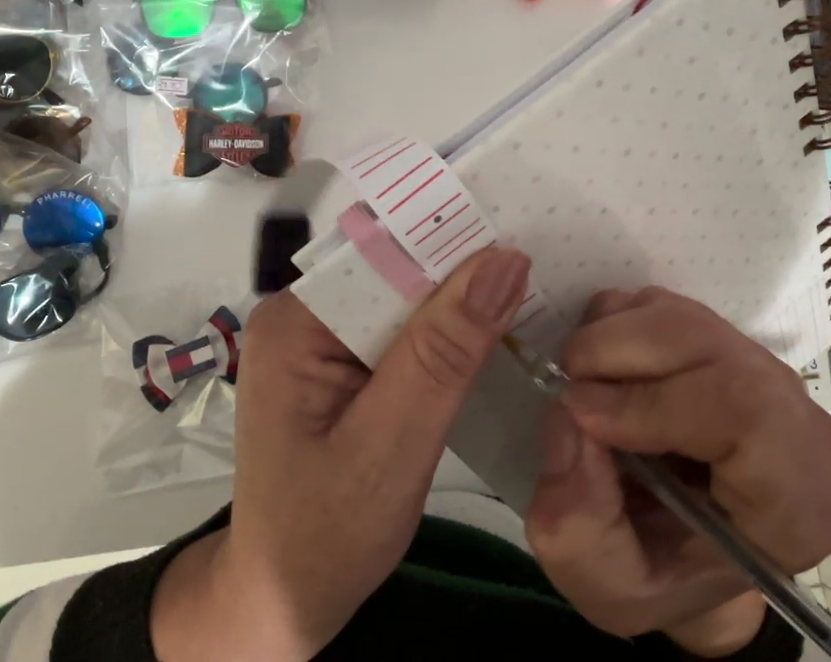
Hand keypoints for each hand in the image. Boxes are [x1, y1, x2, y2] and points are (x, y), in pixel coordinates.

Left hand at [151, 247, 532, 661]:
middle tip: (545, 265)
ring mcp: (318, 343)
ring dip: (459, 311)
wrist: (284, 599)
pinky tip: (490, 341)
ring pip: (404, 305)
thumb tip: (502, 260)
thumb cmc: (328, 533)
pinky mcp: (339, 369)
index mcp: (295, 323)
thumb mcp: (393, 443)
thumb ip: (445, 351)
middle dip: (463, 278)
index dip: (455, 246)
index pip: (387, 258)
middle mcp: (301, 317)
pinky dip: (443, 343)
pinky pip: (399, 337)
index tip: (528, 232)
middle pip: (396, 276)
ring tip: (531, 296)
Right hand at [525, 288, 830, 656]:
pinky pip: (670, 306)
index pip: (747, 416)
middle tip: (565, 384)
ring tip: (579, 378)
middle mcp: (798, 431)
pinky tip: (602, 367)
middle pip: (713, 351)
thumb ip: (579, 526)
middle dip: (617, 354)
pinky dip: (617, 321)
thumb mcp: (605, 587)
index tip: (579, 413)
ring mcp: (767, 377)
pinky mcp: (730, 345)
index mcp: (793, 508)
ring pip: (687, 319)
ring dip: (612, 334)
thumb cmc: (656, 577)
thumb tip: (569, 420)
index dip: (653, 403)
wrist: (680, 551)